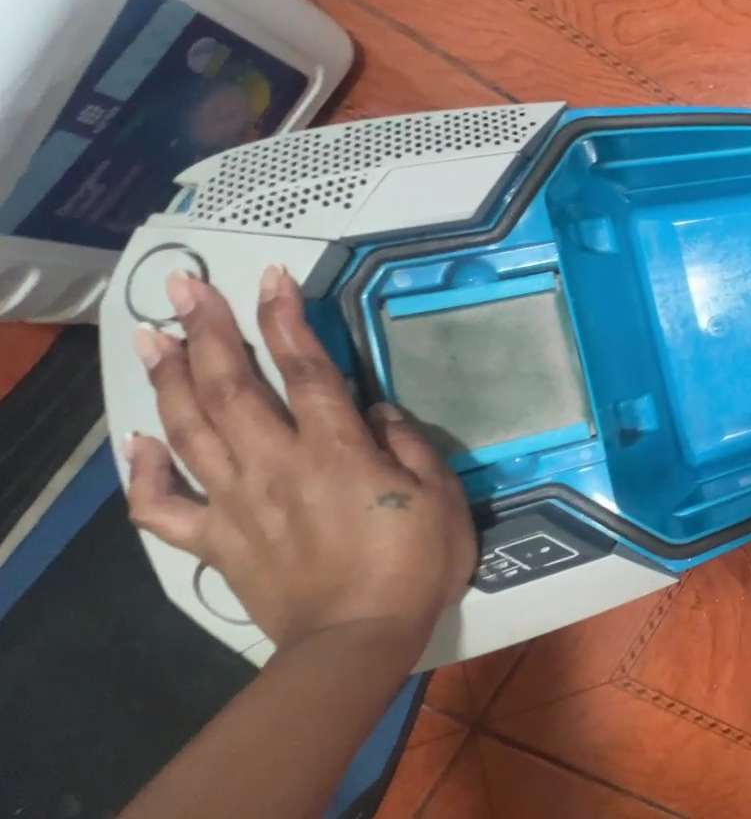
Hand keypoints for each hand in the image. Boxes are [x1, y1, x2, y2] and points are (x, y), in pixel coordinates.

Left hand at [125, 267, 476, 658]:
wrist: (358, 639)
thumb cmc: (414, 562)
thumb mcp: (440, 495)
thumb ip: (409, 444)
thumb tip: (378, 410)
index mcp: (336, 451)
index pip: (308, 371)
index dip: (289, 321)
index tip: (273, 279)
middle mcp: (275, 465)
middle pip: (232, 388)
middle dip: (209, 332)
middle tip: (187, 288)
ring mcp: (235, 503)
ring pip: (189, 430)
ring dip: (169, 379)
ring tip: (153, 336)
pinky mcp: (214, 541)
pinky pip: (161, 505)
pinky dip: (143, 471)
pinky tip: (141, 440)